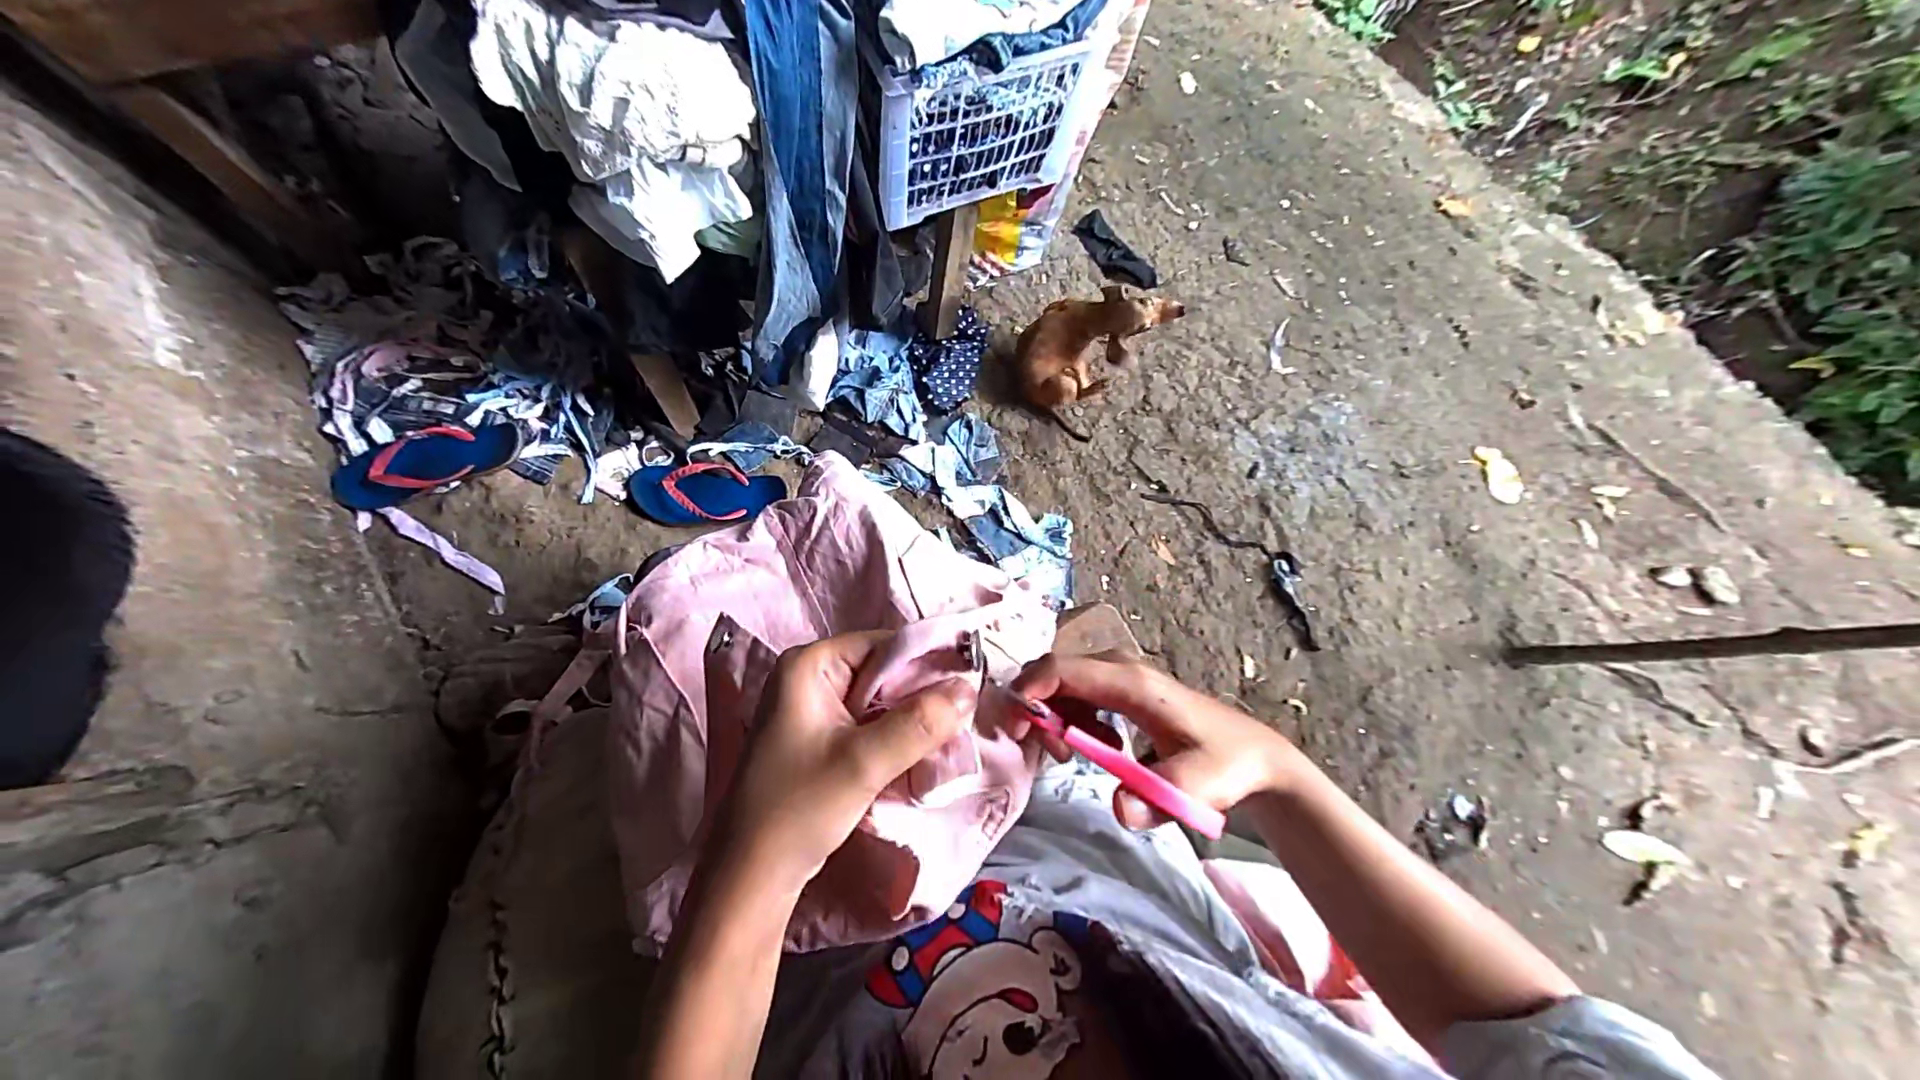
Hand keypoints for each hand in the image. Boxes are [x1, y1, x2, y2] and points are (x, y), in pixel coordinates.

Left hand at [707, 630, 976, 891]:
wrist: (750, 877)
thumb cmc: (797, 810)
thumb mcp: (863, 763)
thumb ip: (919, 723)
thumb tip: (969, 689)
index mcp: (810, 665)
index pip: (884, 645)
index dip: (929, 661)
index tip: (971, 684)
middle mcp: (812, 678)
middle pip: (886, 672)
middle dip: (924, 695)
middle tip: (966, 716)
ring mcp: (817, 710)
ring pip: (883, 701)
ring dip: (915, 720)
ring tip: (952, 738)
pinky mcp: (824, 739)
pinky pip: (872, 725)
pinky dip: (899, 738)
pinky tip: (923, 756)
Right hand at [1011, 654, 1302, 829]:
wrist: (1254, 756)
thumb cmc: (1226, 764)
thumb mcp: (1199, 786)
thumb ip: (1159, 798)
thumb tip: (1119, 808)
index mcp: (1132, 683)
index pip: (1063, 669)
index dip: (1029, 691)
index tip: (1015, 727)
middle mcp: (1120, 669)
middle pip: (1055, 672)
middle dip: (1036, 707)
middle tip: (1049, 751)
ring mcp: (1121, 676)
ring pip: (1063, 684)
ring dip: (1054, 717)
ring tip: (1074, 753)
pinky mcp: (1121, 689)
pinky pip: (1078, 694)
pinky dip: (1072, 719)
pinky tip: (1099, 746)